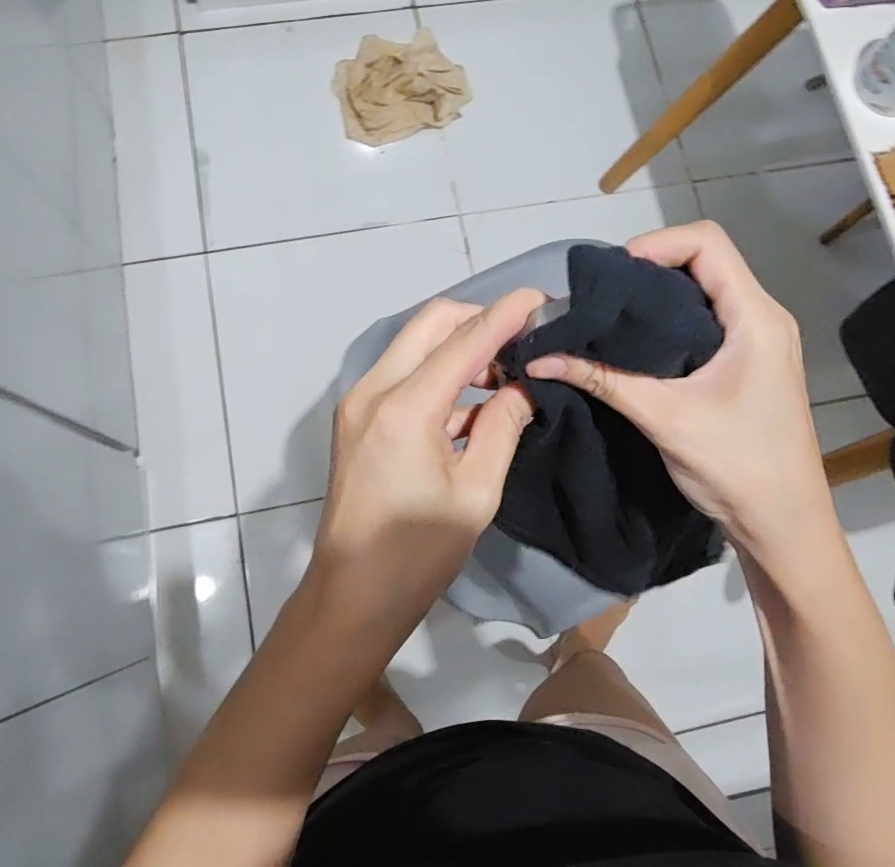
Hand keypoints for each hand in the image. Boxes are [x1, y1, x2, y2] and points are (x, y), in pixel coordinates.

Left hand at [313, 288, 546, 596]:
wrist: (351, 597)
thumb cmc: (418, 554)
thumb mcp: (477, 492)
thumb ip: (503, 428)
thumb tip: (524, 388)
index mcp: (404, 408)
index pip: (464, 341)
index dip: (505, 315)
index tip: (542, 299)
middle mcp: (373, 390)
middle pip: (431, 324)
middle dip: (478, 320)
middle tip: (523, 340)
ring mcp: (358, 402)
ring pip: (414, 345)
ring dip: (458, 346)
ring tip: (506, 373)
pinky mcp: (356, 419)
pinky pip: (403, 374)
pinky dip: (439, 373)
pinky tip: (473, 400)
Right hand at [526, 221, 830, 551]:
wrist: (784, 525)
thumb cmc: (737, 467)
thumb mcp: (664, 418)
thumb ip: (603, 381)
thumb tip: (543, 357)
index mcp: (756, 318)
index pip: (707, 243)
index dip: (656, 244)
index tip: (613, 275)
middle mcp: (764, 318)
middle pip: (706, 261)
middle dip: (651, 267)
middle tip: (603, 296)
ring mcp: (761, 340)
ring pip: (706, 290)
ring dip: (660, 294)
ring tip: (613, 317)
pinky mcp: (751, 362)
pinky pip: (709, 319)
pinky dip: (673, 319)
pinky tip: (639, 344)